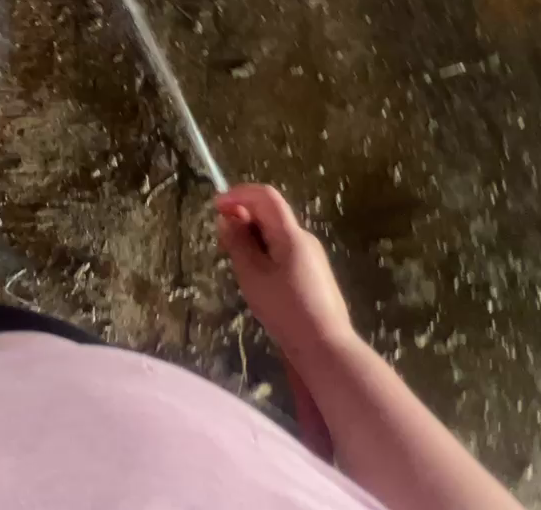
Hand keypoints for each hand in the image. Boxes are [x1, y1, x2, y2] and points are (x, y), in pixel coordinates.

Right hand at [216, 184, 355, 363]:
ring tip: (236, 261)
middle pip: (269, 212)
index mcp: (290, 234)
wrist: (325, 347)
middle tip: (222, 241)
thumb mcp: (252, 274)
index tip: (215, 209)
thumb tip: (227, 218)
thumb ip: (238, 242)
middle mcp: (304, 238)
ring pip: (274, 231)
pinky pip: (282, 247)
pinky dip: (263, 249)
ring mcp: (311, 255)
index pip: (264, 195)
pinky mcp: (312, 271)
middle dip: (241, 217)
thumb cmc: (285, 308)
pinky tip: (256, 274)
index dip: (237, 194)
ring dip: (250, 235)